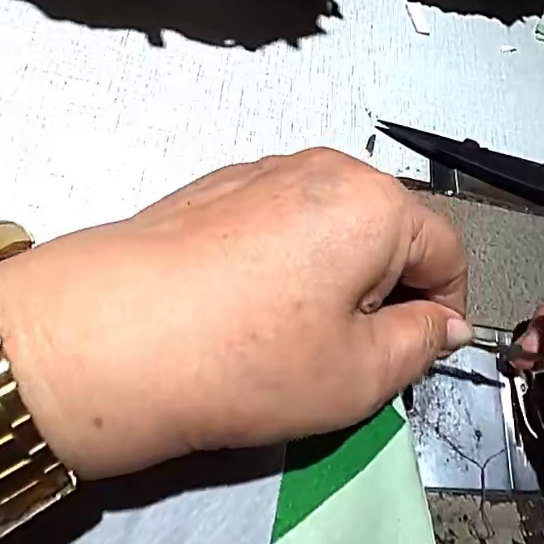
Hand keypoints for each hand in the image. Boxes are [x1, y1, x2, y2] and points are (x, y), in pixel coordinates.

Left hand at [0, 149, 472, 478]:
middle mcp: (329, 167)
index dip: (446, 305)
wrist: (95, 341)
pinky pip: (290, 215)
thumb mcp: (359, 375)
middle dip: (392, 286)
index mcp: (375, 204)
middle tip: (353, 344)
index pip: (447, 250)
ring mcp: (271, 168)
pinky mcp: (223, 183)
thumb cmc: (247, 361)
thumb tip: (445, 323)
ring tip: (297, 323)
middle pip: (394, 229)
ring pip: (341, 221)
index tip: (419, 348)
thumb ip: (423, 343)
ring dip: (345, 269)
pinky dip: (296, 254)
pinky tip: (252, 299)